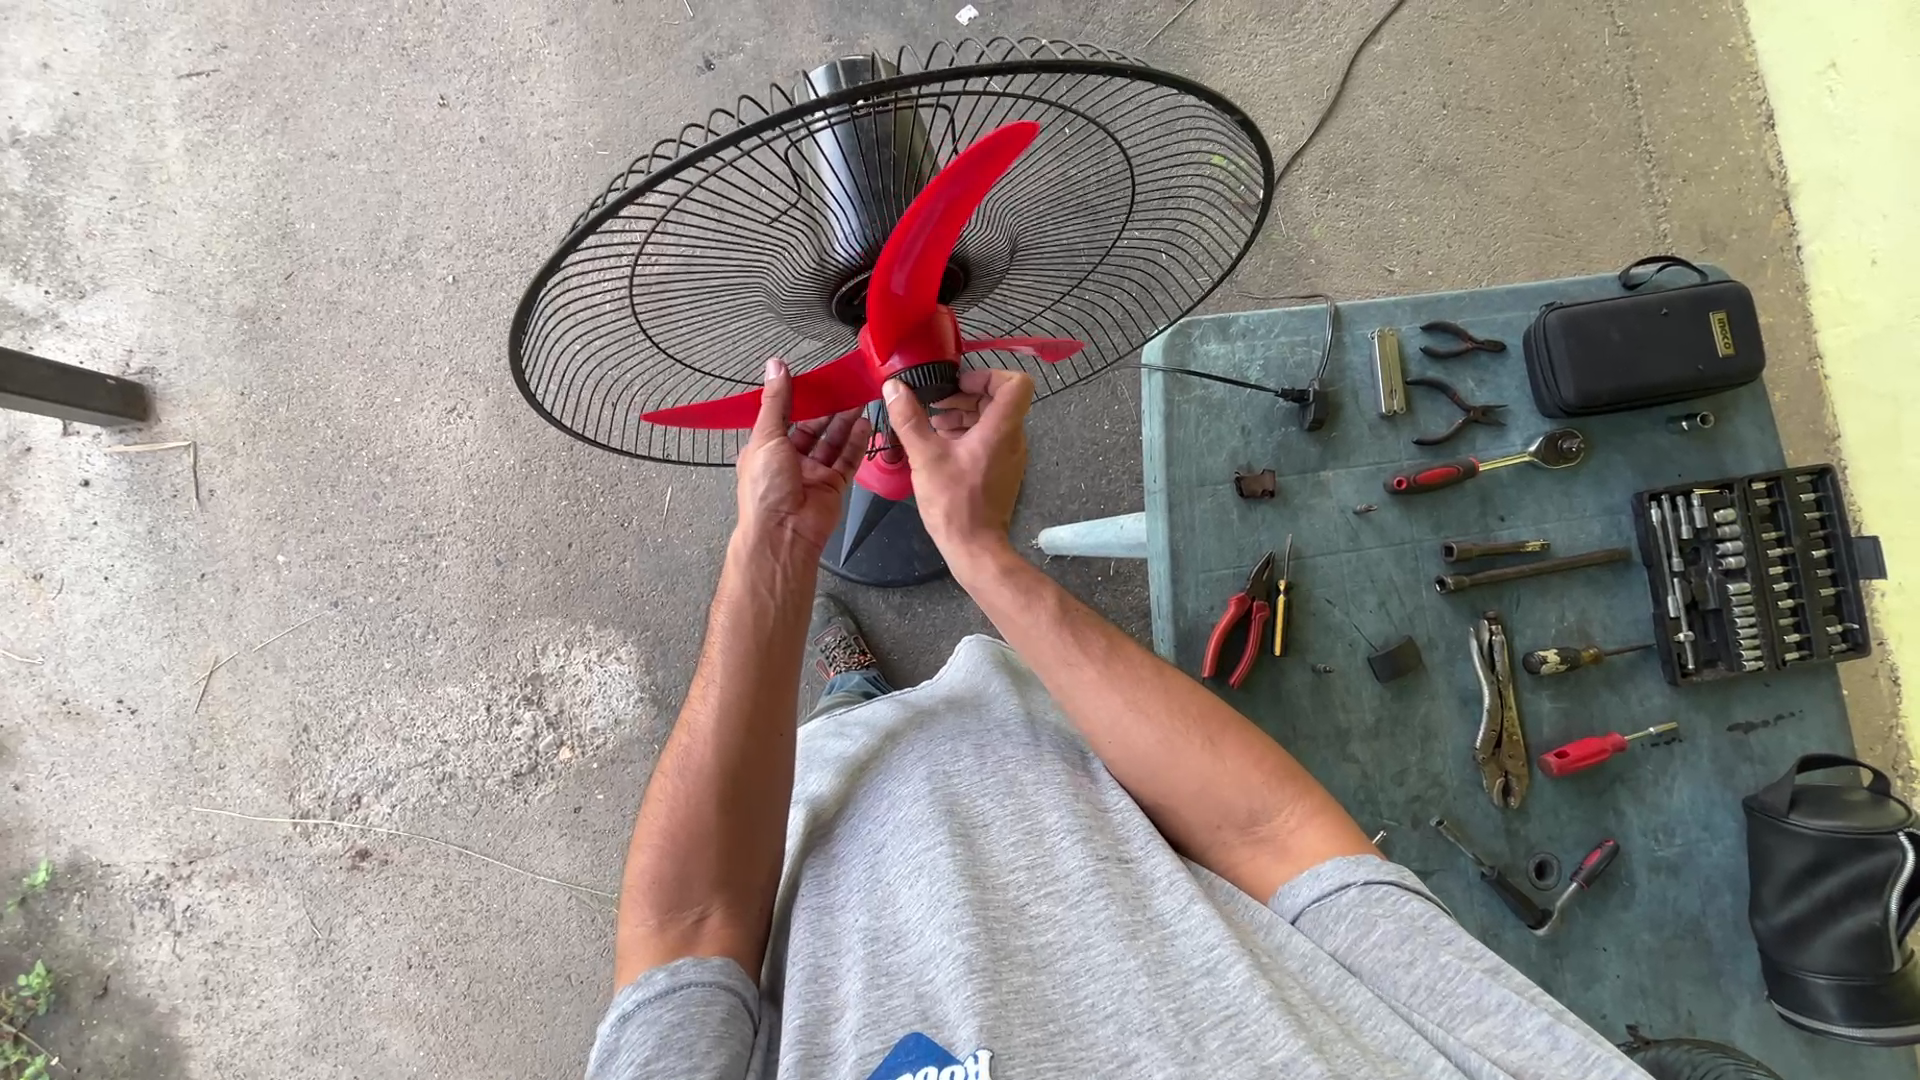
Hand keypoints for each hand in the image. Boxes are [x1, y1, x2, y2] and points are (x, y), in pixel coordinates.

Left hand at [734, 358, 870, 556]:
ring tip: (858, 399)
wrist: (783, 532)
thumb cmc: (765, 489)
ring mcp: (813, 473)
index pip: (784, 415)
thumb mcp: (766, 436)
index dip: (799, 397)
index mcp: (766, 448)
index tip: (815, 379)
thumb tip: (775, 367)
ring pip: (832, 442)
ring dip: (845, 421)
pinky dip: (856, 443)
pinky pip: (847, 460)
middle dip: (827, 407)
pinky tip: (864, 425)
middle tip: (844, 386)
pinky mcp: (833, 485)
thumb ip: (776, 401)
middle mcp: (789, 461)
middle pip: (812, 427)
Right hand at [881, 368, 1032, 568]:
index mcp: (1001, 429)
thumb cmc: (954, 503)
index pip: (1016, 383)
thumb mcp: (925, 456)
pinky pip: (991, 442)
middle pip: (1000, 400)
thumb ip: (909, 418)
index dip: (988, 375)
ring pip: (994, 422)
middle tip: (937, 404)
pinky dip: (969, 436)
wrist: (975, 547)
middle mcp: (1013, 440)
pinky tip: (941, 447)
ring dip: (965, 416)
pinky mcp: (1003, 472)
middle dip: (967, 396)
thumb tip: (894, 387)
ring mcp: (1011, 458)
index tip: (959, 385)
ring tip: (934, 426)